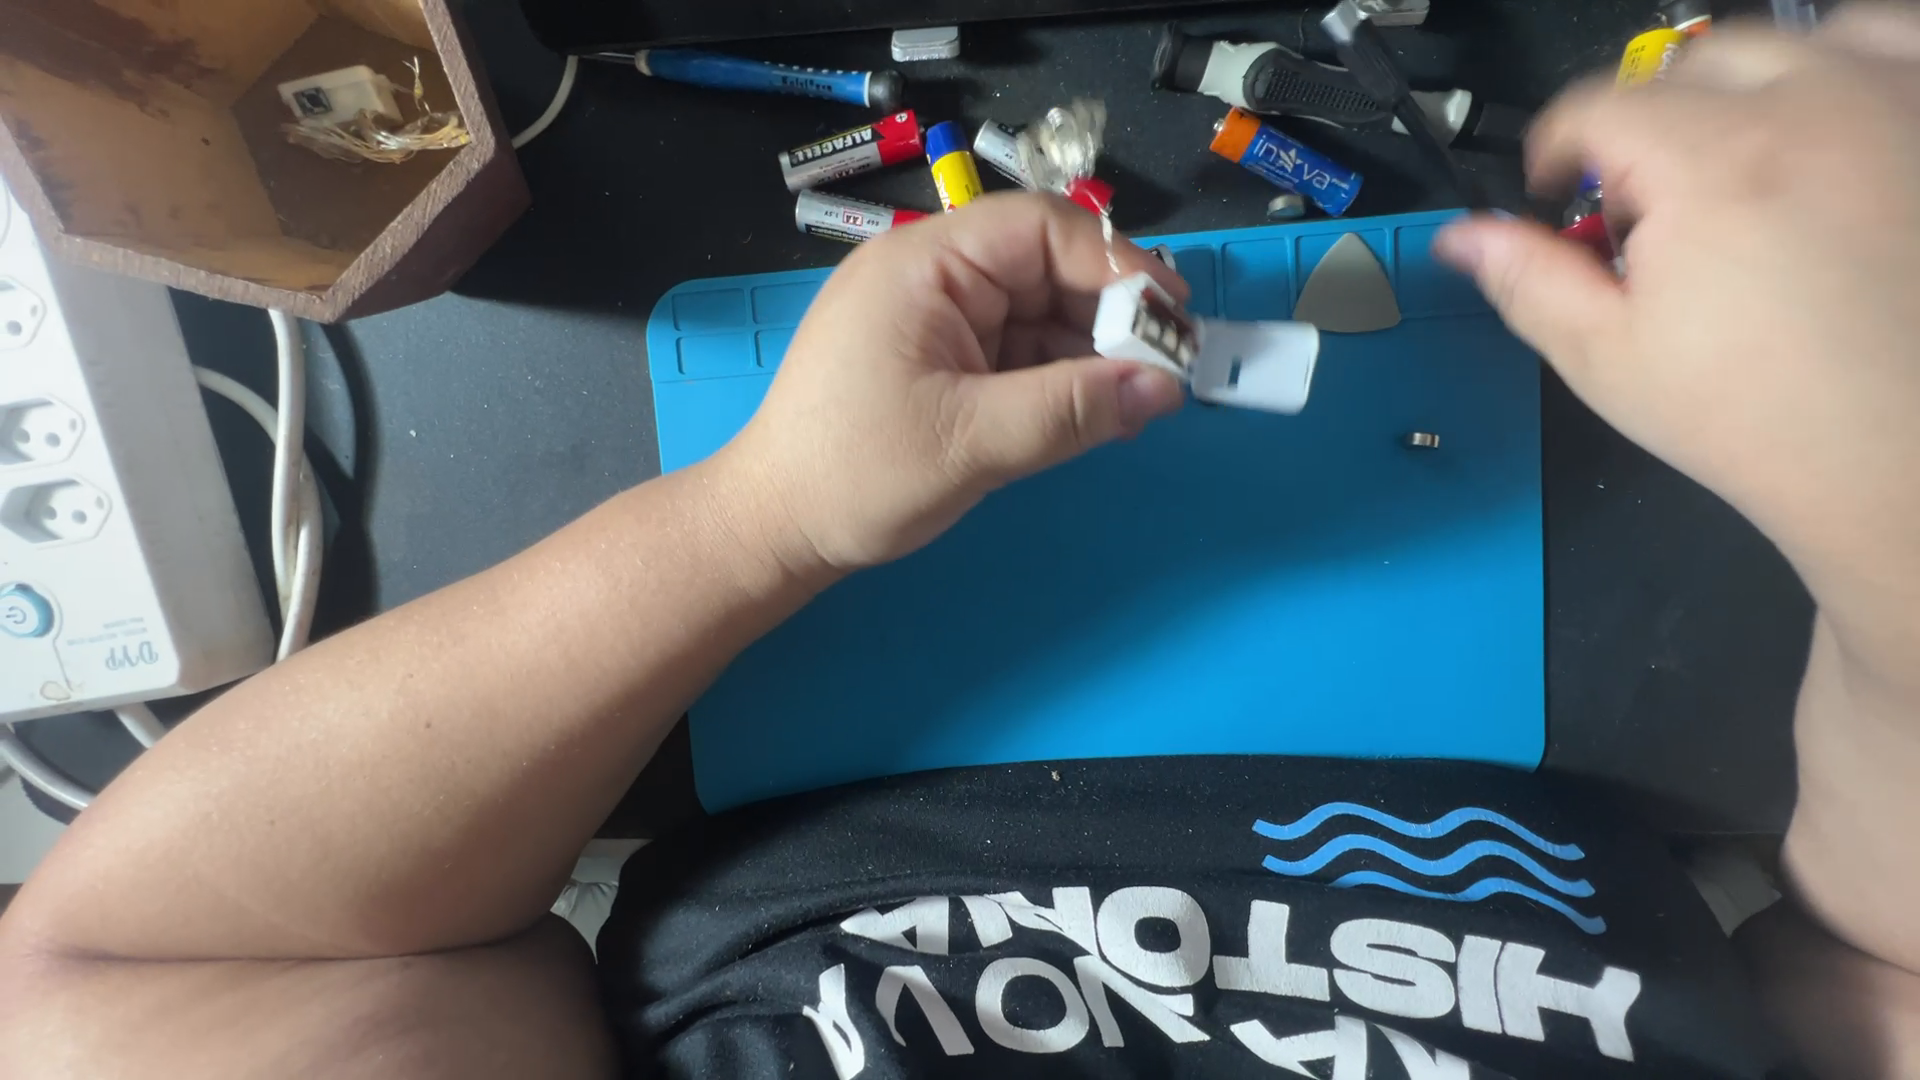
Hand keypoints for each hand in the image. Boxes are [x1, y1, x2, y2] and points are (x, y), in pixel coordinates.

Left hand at [714, 193, 1187, 571]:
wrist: (780, 528)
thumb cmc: (857, 476)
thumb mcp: (972, 442)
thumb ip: (1072, 410)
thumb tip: (1166, 387)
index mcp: (924, 266)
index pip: (1040, 231)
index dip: (1117, 268)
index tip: (1172, 321)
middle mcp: (932, 280)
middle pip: (1045, 273)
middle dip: (1108, 321)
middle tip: (1163, 374)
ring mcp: (937, 323)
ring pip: (1036, 320)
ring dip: (1088, 358)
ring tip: (1135, 404)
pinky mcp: (941, 364)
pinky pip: (1015, 358)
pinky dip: (1056, 383)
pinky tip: (1091, 413)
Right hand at [1435, 6, 1919, 650]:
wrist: (1895, 452)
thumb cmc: (1752, 410)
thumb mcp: (1597, 351)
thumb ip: (1523, 277)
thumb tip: (1463, 237)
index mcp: (1715, 167)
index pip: (1600, 104)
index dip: (1551, 147)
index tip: (1548, 188)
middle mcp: (1825, 111)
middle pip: (1696, 61)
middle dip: (1639, 115)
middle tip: (1626, 188)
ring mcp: (1912, 109)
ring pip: (1816, 33)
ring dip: (1747, 81)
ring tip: (1725, 151)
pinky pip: (1911, 47)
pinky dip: (1856, 68)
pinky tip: (1827, 130)